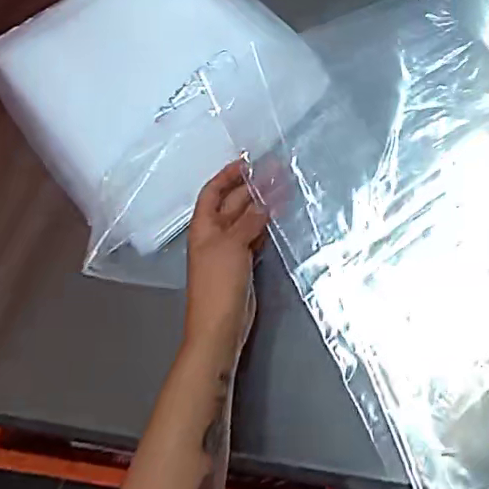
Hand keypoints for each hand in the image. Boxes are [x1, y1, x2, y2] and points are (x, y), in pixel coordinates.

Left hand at [183, 162, 267, 359]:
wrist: (219, 327)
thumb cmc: (218, 283)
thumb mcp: (233, 245)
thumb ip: (249, 221)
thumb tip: (264, 202)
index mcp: (204, 227)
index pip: (212, 192)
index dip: (227, 175)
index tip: (247, 162)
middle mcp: (214, 235)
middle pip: (232, 203)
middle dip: (251, 187)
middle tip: (276, 172)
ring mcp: (229, 250)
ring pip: (246, 218)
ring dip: (261, 204)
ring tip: (284, 189)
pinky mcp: (243, 263)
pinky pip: (255, 235)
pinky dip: (266, 224)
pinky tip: (280, 216)